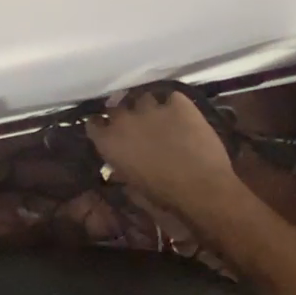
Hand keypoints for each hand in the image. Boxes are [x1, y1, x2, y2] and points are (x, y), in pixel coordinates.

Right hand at [85, 89, 243, 216]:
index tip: (108, 129)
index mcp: (109, 142)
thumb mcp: (134, 187)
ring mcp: (151, 107)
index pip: (93, 123)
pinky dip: (175, 106)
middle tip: (137, 125)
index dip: (101, 125)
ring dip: (149, 108)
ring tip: (162, 119)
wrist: (202, 188)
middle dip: (125, 114)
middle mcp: (124, 119)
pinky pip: (172, 97)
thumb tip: (119, 168)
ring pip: (144, 98)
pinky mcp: (178, 102)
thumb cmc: (164, 196)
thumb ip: (121, 169)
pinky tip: (183, 118)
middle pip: (117, 106)